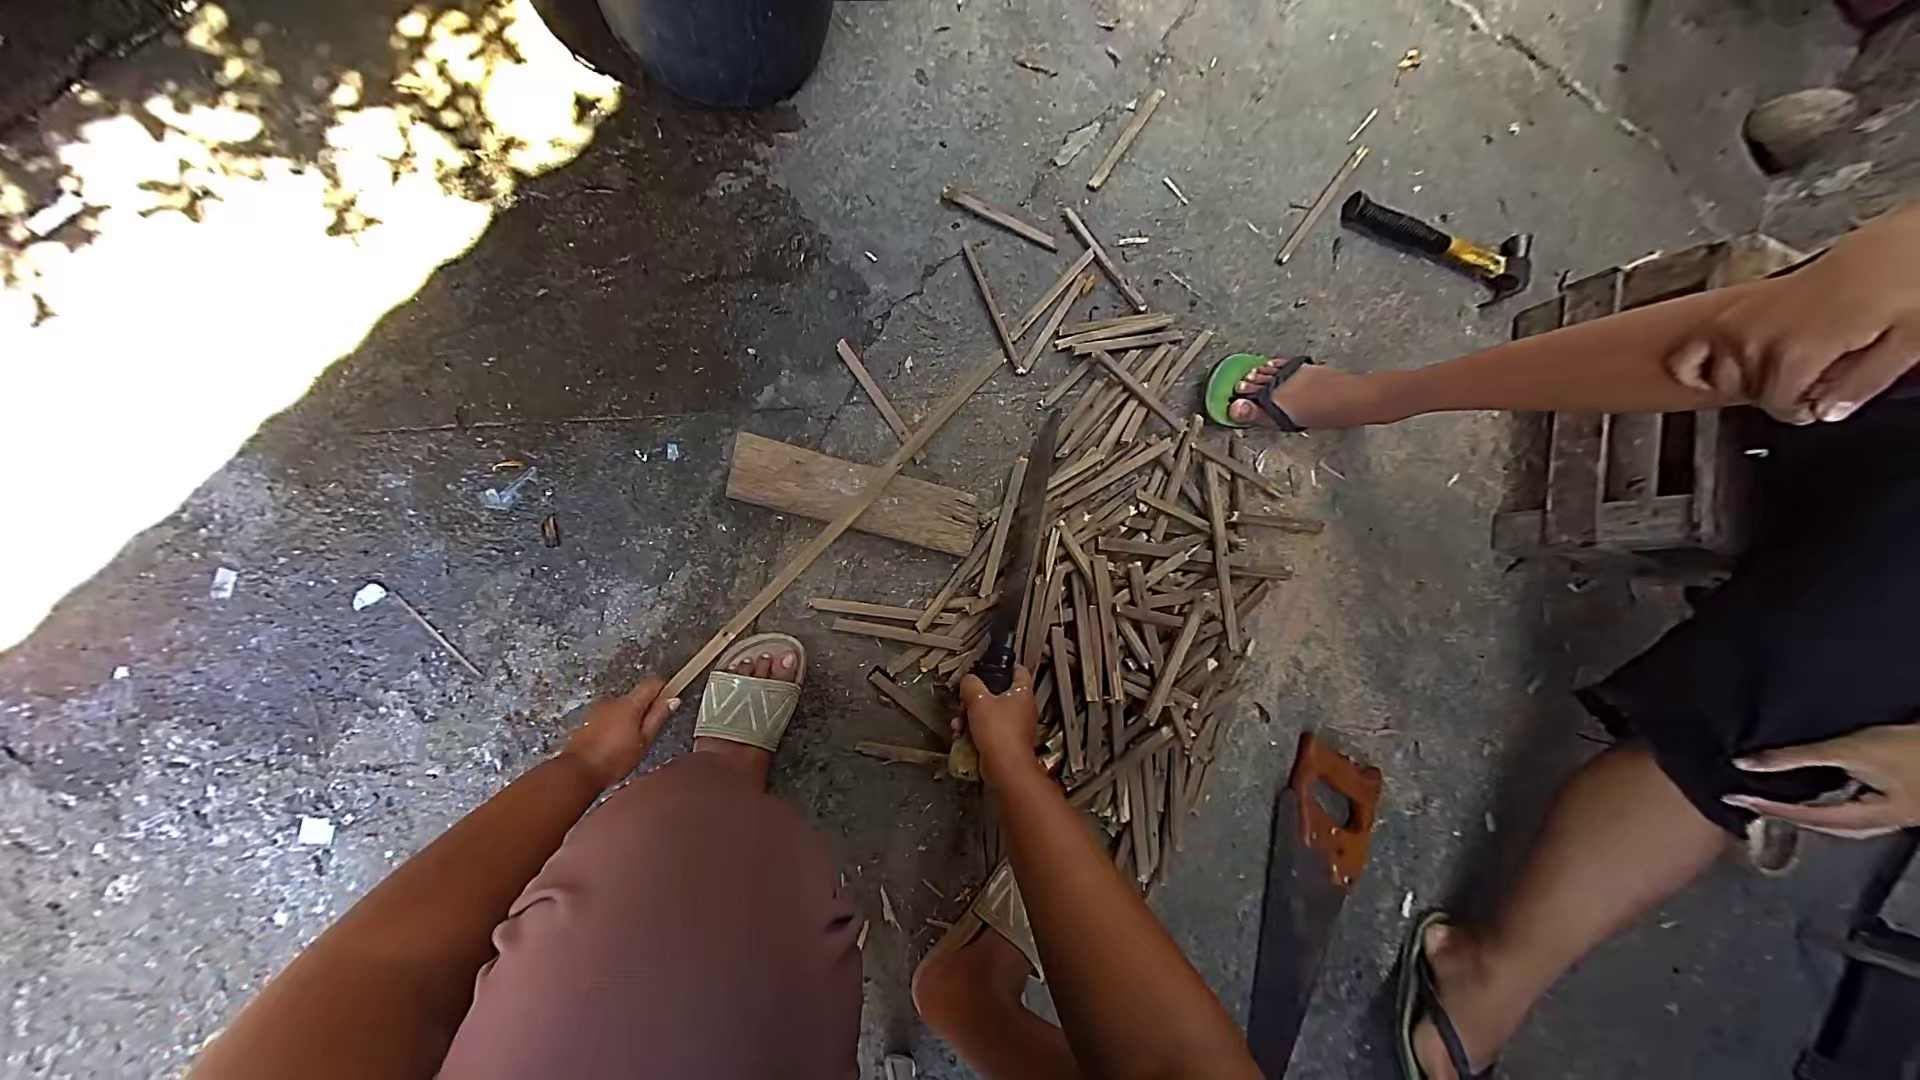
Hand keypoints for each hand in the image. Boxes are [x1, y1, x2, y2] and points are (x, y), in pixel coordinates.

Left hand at [559, 678, 680, 788]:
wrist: (575, 773)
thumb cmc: (614, 759)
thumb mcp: (644, 740)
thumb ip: (658, 717)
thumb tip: (672, 699)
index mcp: (630, 704)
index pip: (652, 683)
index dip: (663, 690)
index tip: (667, 704)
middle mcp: (612, 702)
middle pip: (636, 697)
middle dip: (644, 710)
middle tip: (647, 732)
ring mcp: (597, 711)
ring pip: (621, 708)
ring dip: (628, 719)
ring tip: (628, 743)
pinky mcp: (586, 722)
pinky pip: (607, 718)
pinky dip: (613, 727)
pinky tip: (612, 745)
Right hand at [956, 666, 1036, 775]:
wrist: (1005, 768)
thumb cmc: (998, 731)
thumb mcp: (978, 700)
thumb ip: (970, 684)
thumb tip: (968, 681)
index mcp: (1022, 692)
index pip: (1018, 670)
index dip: (1004, 665)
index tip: (989, 666)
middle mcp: (1023, 708)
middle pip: (998, 693)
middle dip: (976, 697)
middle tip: (964, 700)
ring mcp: (1015, 726)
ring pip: (990, 713)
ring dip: (971, 716)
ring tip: (959, 722)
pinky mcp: (1006, 742)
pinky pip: (988, 730)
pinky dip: (974, 731)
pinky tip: (961, 735)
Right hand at [1664, 205, 1919, 423]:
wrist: (1893, 247)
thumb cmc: (1907, 284)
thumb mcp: (1912, 340)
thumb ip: (1865, 383)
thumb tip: (1829, 412)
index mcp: (1797, 352)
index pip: (1781, 402)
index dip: (1804, 410)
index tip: (1818, 408)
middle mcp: (1755, 342)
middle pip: (1750, 392)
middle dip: (1779, 394)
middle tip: (1808, 387)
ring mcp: (1733, 329)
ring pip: (1720, 380)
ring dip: (1743, 383)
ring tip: (1773, 376)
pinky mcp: (1722, 319)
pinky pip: (1684, 358)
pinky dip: (1690, 371)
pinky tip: (1712, 373)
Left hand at [1725, 723, 1919, 837]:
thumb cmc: (1910, 746)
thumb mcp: (1845, 749)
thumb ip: (1791, 758)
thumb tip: (1742, 764)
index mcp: (1882, 816)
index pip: (1811, 817)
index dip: (1769, 808)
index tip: (1733, 799)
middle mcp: (1892, 822)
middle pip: (1828, 827)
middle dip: (1786, 817)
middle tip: (1747, 803)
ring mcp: (1899, 816)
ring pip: (1842, 823)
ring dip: (1804, 815)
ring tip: (1767, 802)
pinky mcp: (1900, 805)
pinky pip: (1854, 814)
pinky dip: (1824, 809)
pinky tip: (1807, 799)